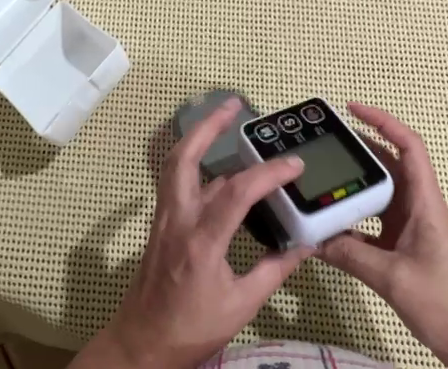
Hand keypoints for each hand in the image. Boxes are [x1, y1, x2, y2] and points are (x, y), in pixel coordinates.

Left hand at [75, 98, 316, 368]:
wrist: (143, 343)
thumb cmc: (192, 328)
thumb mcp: (241, 306)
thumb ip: (274, 272)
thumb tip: (305, 245)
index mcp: (201, 240)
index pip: (235, 193)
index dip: (267, 173)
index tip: (293, 164)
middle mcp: (178, 218)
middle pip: (185, 156)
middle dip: (208, 126)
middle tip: (232, 104)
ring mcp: (164, 217)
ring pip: (175, 163)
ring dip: (197, 137)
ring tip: (222, 119)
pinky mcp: (160, 222)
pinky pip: (175, 179)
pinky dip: (194, 161)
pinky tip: (215, 164)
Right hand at [318, 104, 447, 368]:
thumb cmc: (445, 304)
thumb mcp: (392, 278)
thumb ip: (350, 255)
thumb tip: (312, 238)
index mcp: (425, 203)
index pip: (409, 146)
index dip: (383, 121)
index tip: (353, 108)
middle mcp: (419, 207)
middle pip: (390, 165)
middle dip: (360, 149)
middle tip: (327, 142)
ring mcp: (412, 228)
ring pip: (381, 194)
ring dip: (355, 184)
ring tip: (323, 178)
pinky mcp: (405, 248)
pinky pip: (375, 222)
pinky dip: (354, 218)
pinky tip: (330, 225)